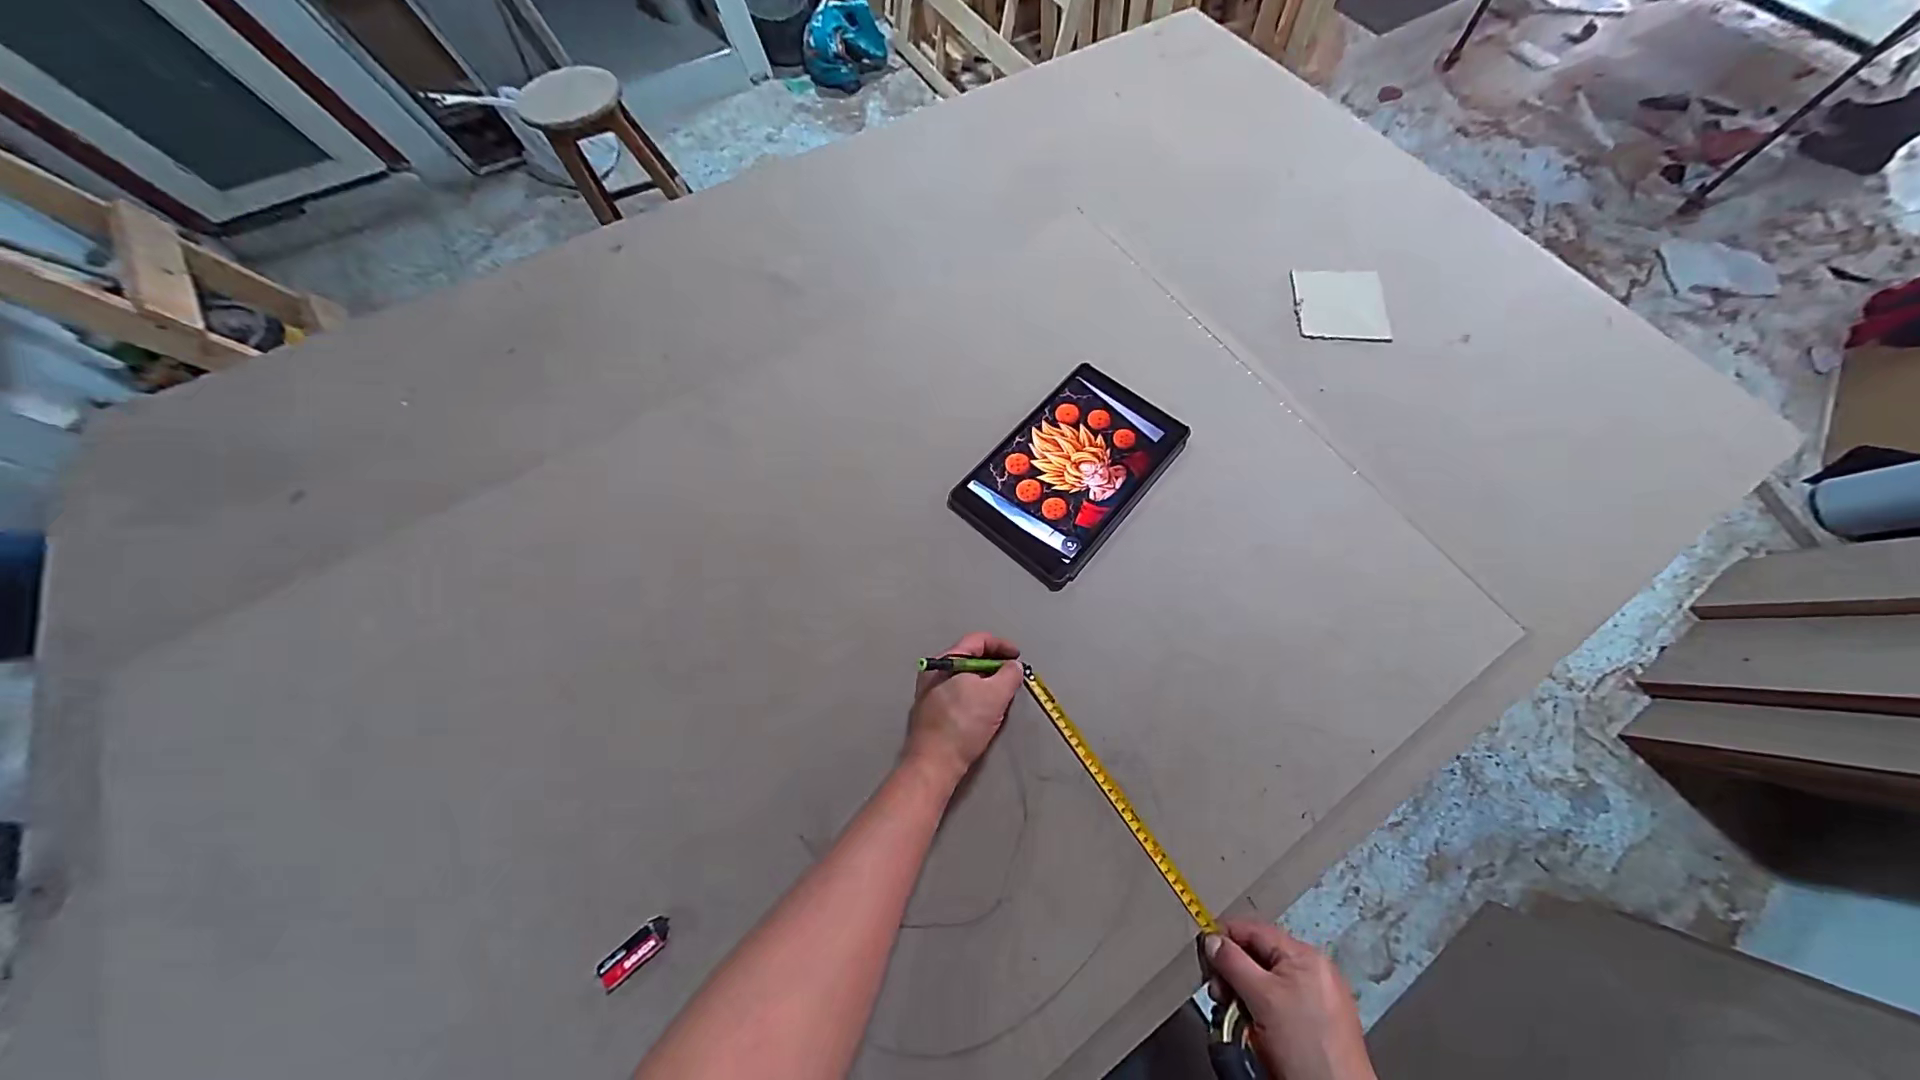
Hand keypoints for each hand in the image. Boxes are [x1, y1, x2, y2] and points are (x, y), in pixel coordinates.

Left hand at [903, 633, 1022, 785]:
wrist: (935, 763)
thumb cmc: (962, 724)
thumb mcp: (995, 695)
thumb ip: (1009, 675)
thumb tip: (1014, 666)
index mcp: (945, 661)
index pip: (977, 641)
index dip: (1001, 646)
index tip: (1017, 657)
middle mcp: (934, 673)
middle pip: (971, 658)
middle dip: (995, 665)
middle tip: (1012, 675)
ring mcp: (931, 693)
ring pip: (965, 678)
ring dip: (987, 682)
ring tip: (1003, 694)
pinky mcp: (933, 713)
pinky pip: (959, 695)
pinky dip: (976, 696)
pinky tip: (985, 711)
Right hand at [1206, 920, 1376, 1079]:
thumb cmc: (1305, 1047)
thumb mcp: (1261, 998)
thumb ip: (1231, 962)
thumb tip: (1211, 940)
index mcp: (1304, 955)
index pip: (1252, 929)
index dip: (1223, 937)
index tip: (1202, 954)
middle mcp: (1313, 969)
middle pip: (1257, 954)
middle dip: (1232, 971)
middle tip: (1218, 993)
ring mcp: (1316, 996)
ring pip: (1265, 979)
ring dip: (1243, 992)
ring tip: (1235, 1013)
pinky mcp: (1315, 1021)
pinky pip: (1277, 1000)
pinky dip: (1259, 1007)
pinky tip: (1254, 1025)